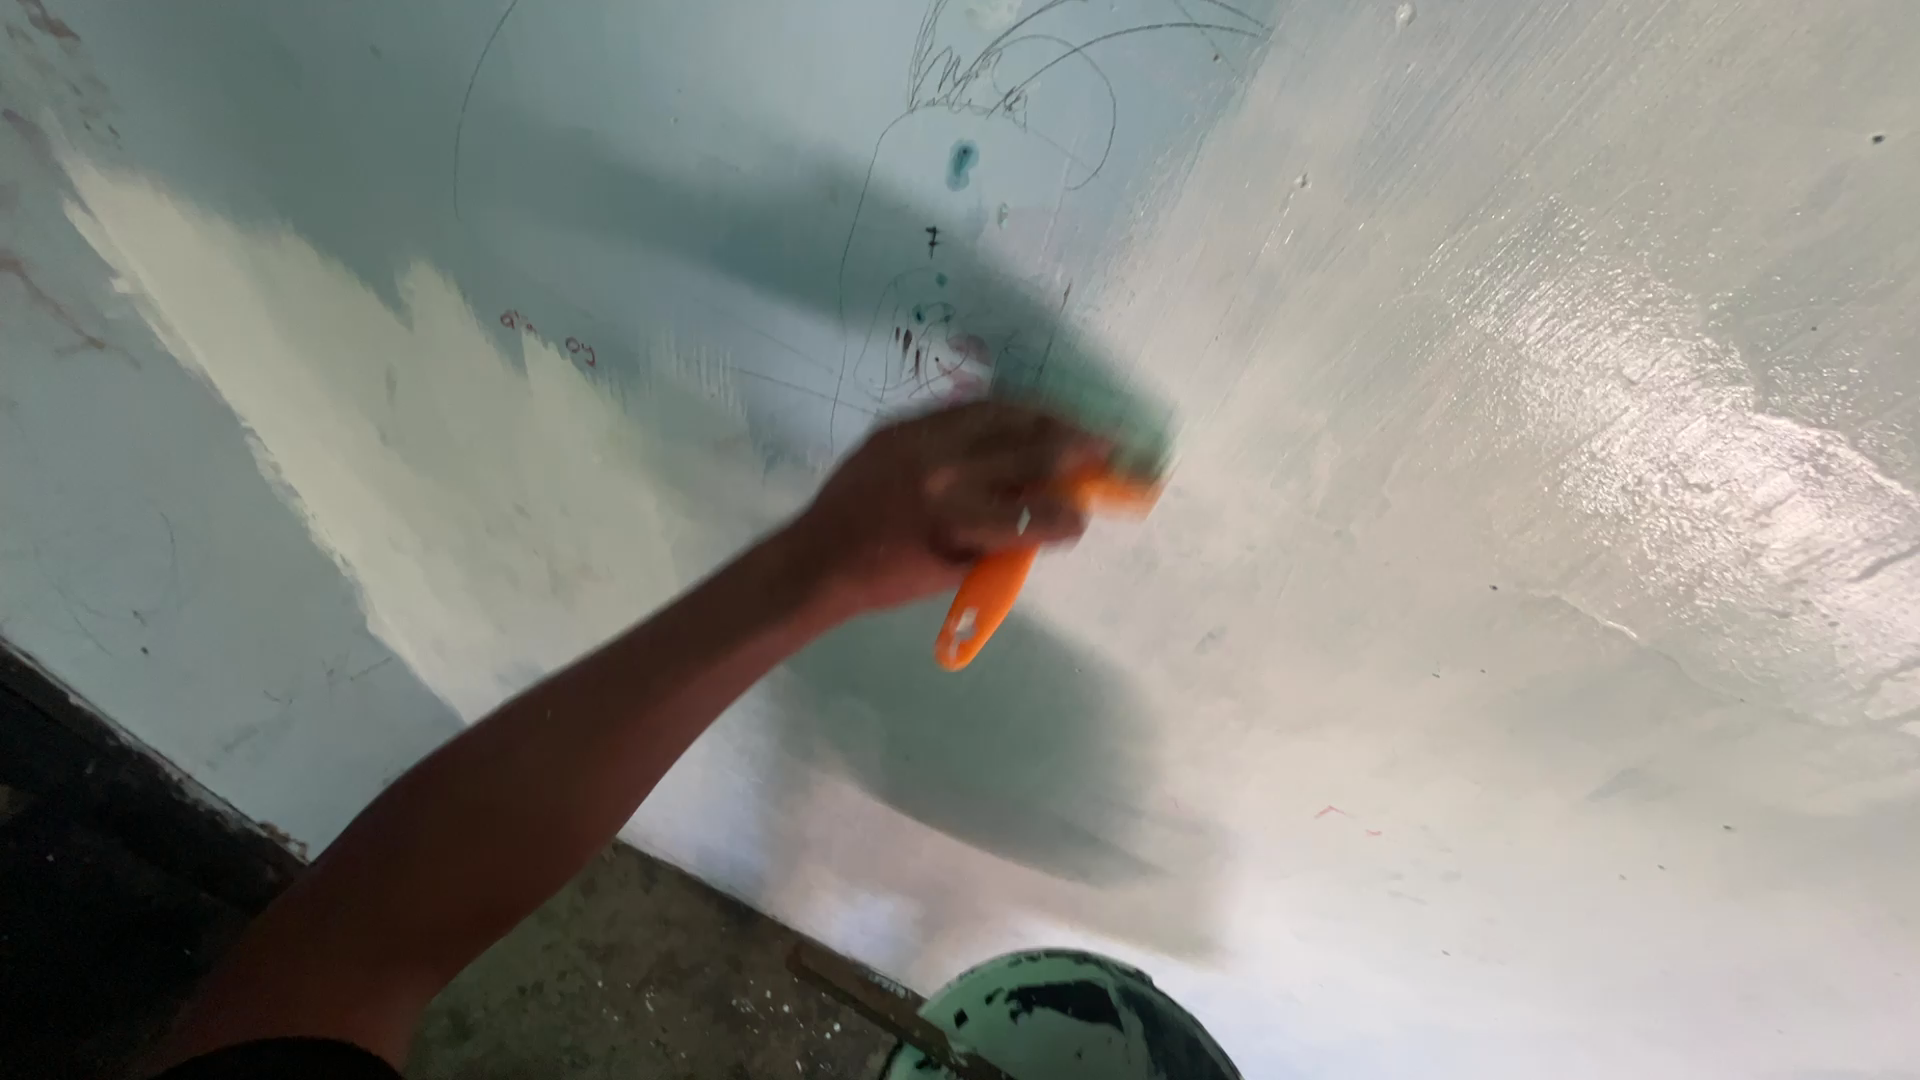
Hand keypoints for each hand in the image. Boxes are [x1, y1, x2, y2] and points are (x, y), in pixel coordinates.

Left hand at [782, 401, 1113, 615]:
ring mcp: (923, 439)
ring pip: (1003, 414)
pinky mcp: (904, 424)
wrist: (820, 555)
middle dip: (1079, 450)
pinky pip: (966, 410)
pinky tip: (1023, 417)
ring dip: (1047, 419)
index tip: (1081, 520)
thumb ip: (1000, 541)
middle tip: (1108, 449)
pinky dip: (1003, 414)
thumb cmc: (887, 578)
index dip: (1069, 518)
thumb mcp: (953, 572)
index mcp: (958, 520)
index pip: (1037, 512)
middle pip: (1032, 449)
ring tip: (1073, 425)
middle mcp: (946, 471)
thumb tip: (1041, 513)